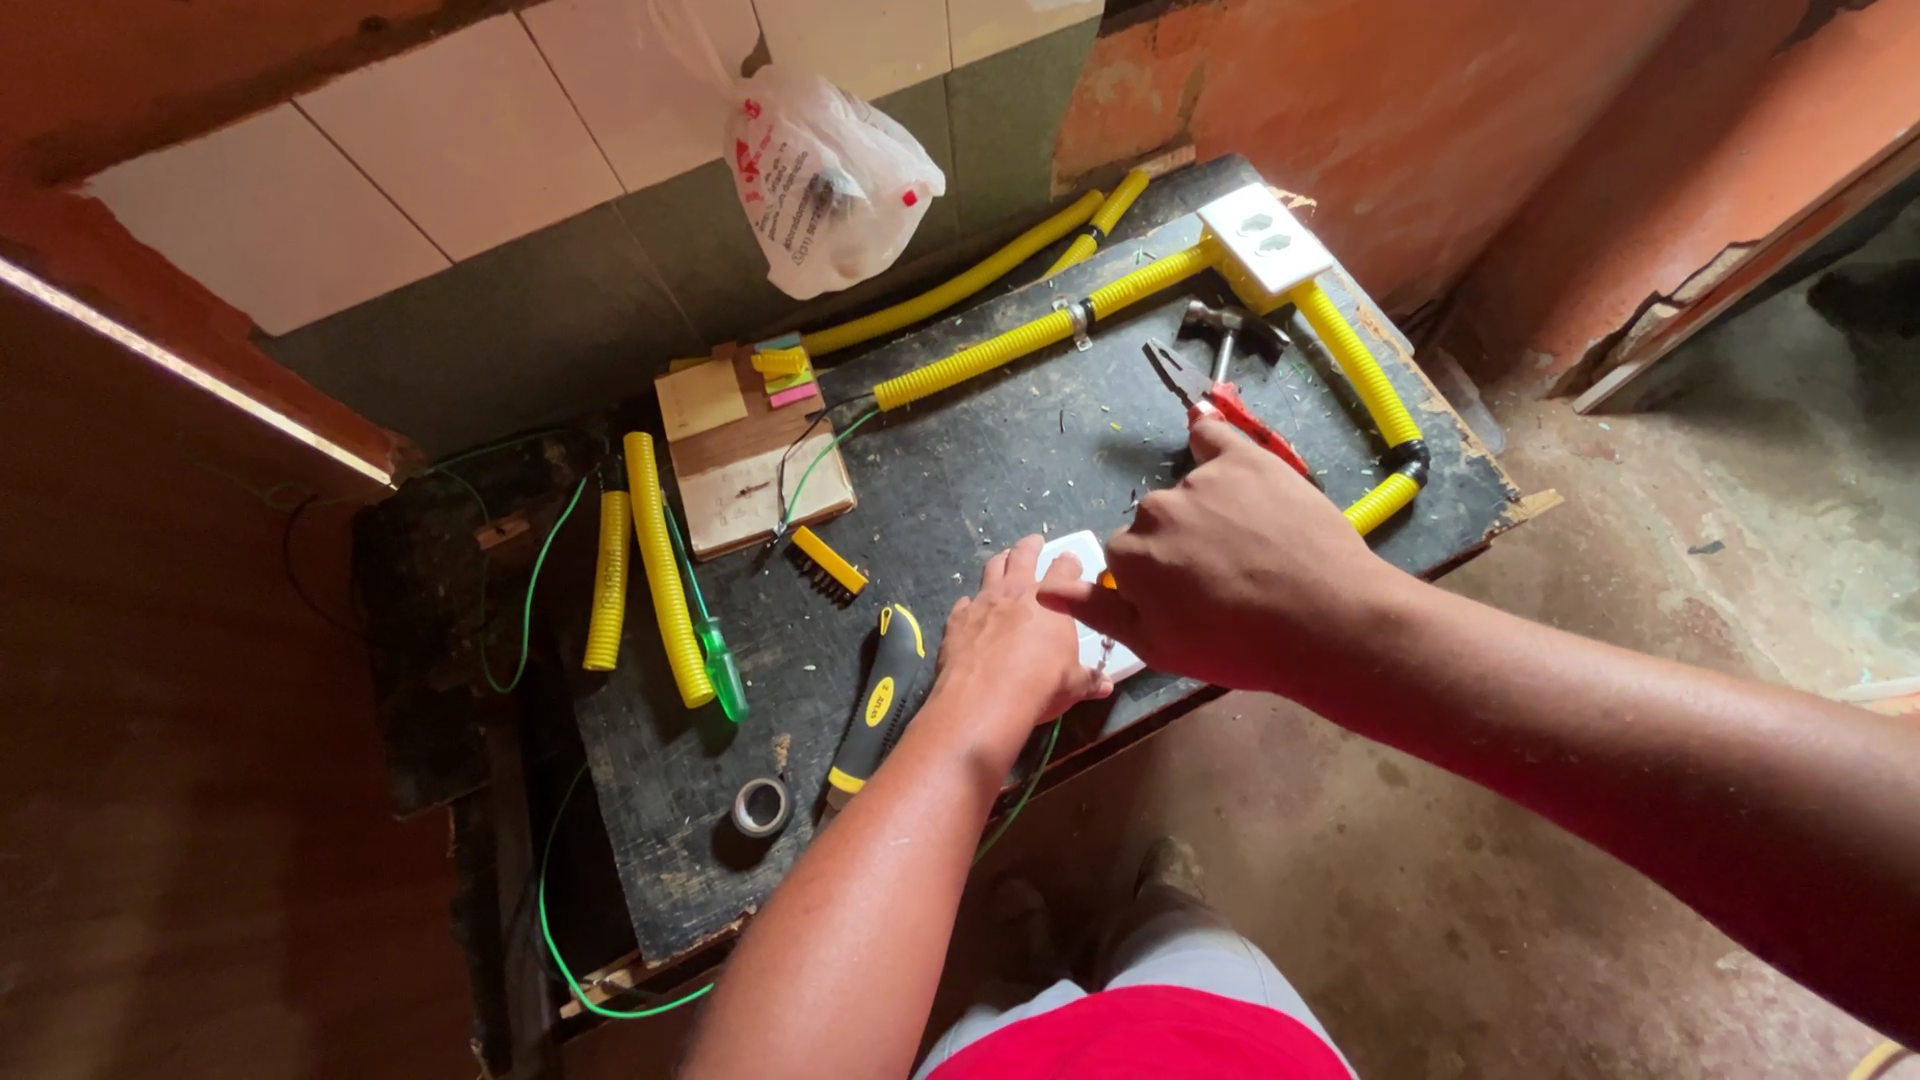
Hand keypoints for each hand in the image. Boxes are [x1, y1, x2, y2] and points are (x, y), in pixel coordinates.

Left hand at [930, 535, 1111, 758]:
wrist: (984, 699)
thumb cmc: (1040, 686)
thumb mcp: (1072, 685)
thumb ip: (1088, 679)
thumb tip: (1105, 684)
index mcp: (1050, 600)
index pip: (1065, 570)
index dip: (1070, 563)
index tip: (1072, 560)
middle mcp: (1016, 592)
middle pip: (1023, 555)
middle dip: (1031, 545)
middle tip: (1035, 541)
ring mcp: (982, 602)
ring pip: (992, 569)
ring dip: (1000, 562)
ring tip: (1004, 560)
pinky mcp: (957, 620)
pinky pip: (964, 603)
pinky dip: (970, 603)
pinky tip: (970, 608)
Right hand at [1036, 418, 1412, 699]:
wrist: (1328, 622)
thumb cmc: (1238, 647)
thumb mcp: (1157, 646)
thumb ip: (1098, 610)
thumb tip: (1042, 590)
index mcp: (1130, 556)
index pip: (1124, 558)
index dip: (1153, 580)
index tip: (1187, 598)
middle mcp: (1156, 510)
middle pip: (1153, 522)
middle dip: (1176, 544)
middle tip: (1223, 576)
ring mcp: (1202, 481)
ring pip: (1188, 492)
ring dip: (1207, 511)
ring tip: (1254, 548)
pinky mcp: (1246, 460)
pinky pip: (1214, 437)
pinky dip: (1209, 441)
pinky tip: (1206, 435)